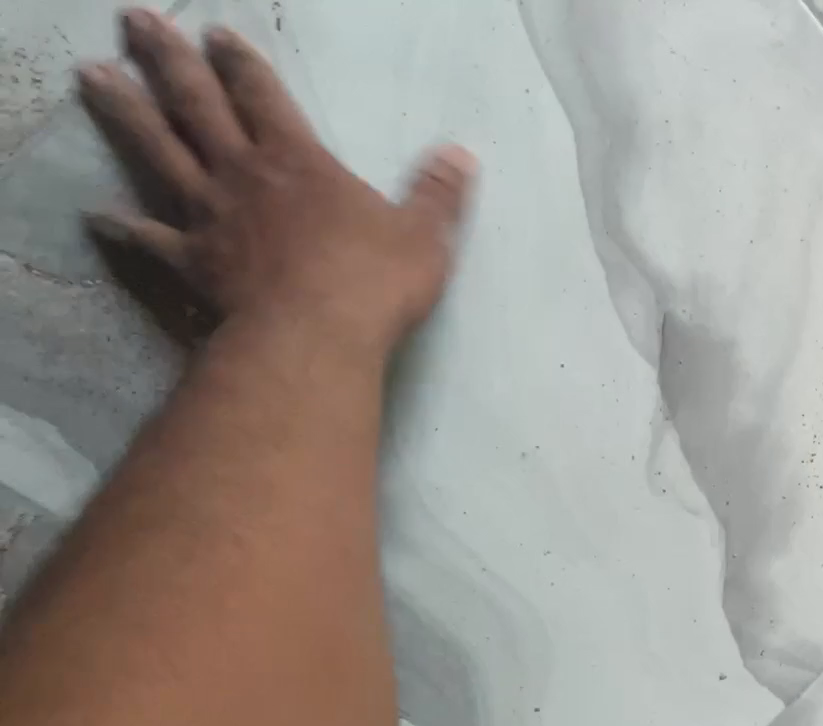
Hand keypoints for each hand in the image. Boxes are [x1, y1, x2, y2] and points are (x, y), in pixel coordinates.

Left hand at [76, 9, 473, 352]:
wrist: (317, 332)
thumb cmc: (377, 281)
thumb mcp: (426, 236)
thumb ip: (438, 194)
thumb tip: (462, 154)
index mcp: (300, 163)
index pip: (265, 98)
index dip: (243, 64)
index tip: (219, 34)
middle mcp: (243, 175)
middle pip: (198, 107)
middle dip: (170, 62)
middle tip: (137, 20)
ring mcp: (209, 215)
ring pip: (157, 151)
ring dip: (126, 112)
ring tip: (96, 76)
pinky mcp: (192, 259)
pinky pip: (151, 237)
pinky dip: (126, 227)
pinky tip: (103, 218)